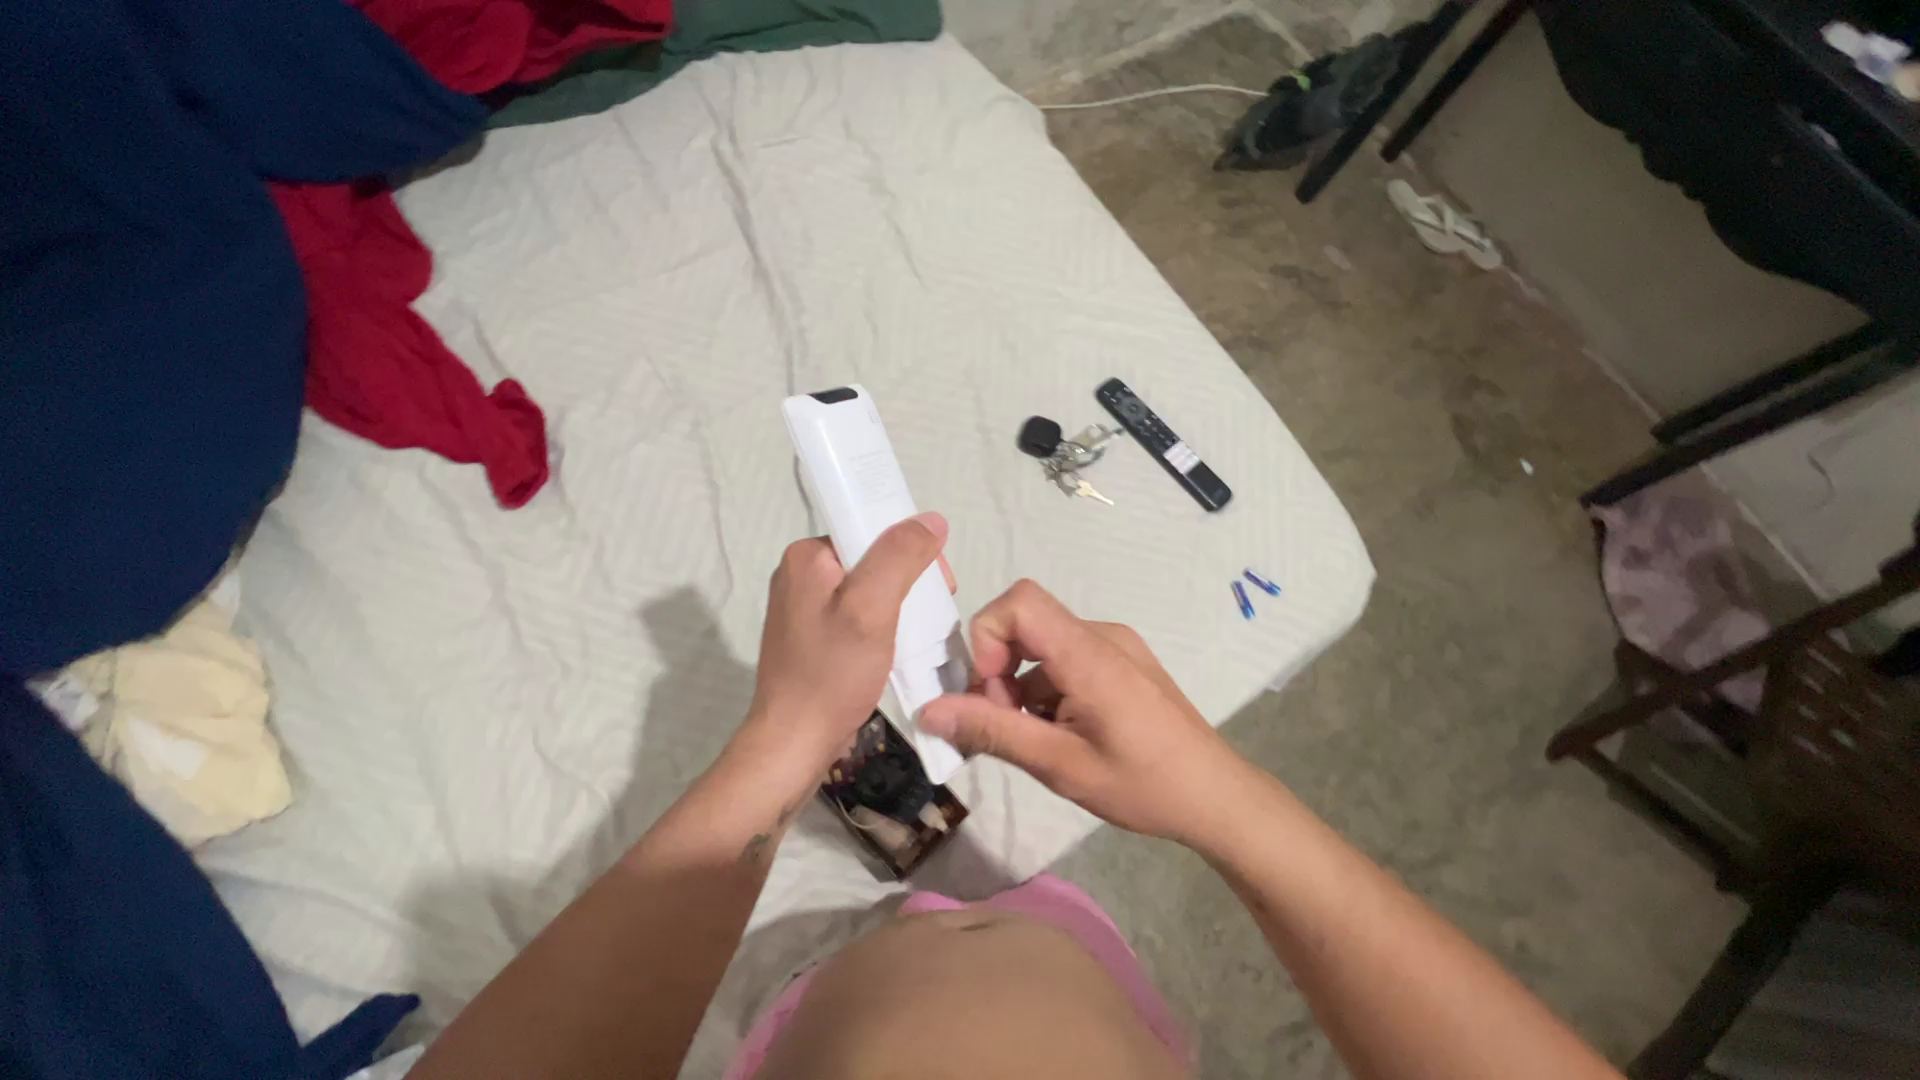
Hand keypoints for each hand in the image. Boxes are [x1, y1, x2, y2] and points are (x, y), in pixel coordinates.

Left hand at [734, 513, 950, 791]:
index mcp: (807, 556)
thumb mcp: (870, 609)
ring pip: (870, 589)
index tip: (937, 583)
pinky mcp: (813, 637)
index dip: (911, 549)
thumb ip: (899, 558)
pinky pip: (859, 616)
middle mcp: (801, 574)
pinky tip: (897, 650)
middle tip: (932, 616)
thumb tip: (931, 520)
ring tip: (918, 636)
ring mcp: (805, 608)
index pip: (871, 529)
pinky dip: (884, 627)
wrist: (796, 742)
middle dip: (909, 582)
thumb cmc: (832, 674)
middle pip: (873, 558)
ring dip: (900, 608)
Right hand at [918, 580, 1252, 845]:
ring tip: (1039, 741)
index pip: (1019, 601)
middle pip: (1027, 622)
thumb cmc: (1142, 785)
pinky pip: (1069, 659)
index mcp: (1088, 653)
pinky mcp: (1125, 664)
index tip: (991, 694)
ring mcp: (1117, 647)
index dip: (988, 638)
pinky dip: (1048, 689)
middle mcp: (1102, 636)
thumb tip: (928, 711)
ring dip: (1023, 686)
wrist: (1217, 797)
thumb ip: (992, 731)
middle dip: (999, 670)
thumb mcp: (1059, 765)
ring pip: (1044, 646)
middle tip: (1006, 727)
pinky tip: (1064, 735)